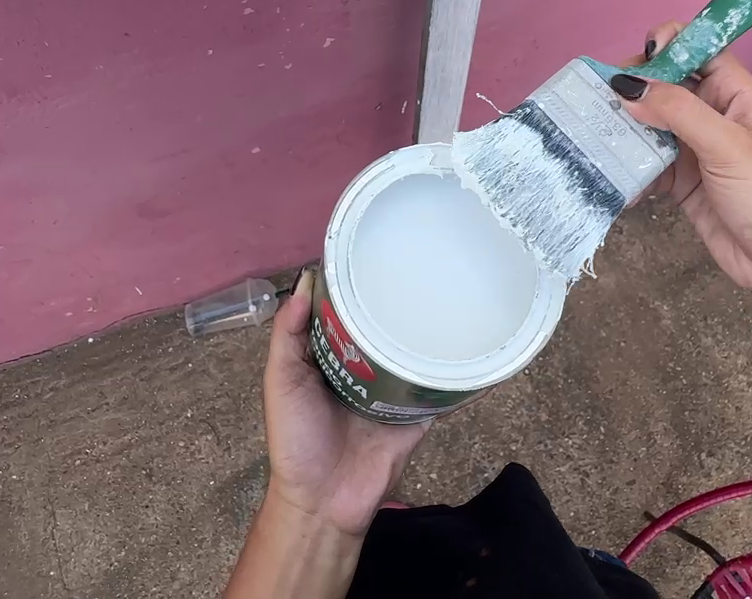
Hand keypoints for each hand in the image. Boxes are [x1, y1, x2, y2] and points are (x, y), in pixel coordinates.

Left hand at [262, 271, 428, 535]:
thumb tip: (306, 281)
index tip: (372, 248)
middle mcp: (366, 363)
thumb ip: (288, 333)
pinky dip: (451, 364)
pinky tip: (470, 337)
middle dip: (397, 298)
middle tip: (419, 262)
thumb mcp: (281, 380)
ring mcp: (394, 384)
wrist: (324, 502)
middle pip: (384, 323)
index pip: (348, 308)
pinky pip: (437, 382)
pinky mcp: (417, 408)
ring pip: (413, 347)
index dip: (356, 281)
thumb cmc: (296, 439)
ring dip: (428, 325)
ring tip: (448, 290)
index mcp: (334, 353)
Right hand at [614, 21, 751, 291]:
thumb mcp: (727, 147)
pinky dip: (626, 162)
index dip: (669, 43)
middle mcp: (711, 113)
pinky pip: (645, 159)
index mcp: (734, 94)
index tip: (640, 60)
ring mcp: (693, 146)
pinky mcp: (678, 178)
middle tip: (603, 97)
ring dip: (623, 123)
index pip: (699, 48)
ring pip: (649, 120)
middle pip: (665, 82)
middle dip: (634, 85)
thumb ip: (678, 111)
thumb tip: (626, 86)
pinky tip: (607, 167)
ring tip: (592, 128)